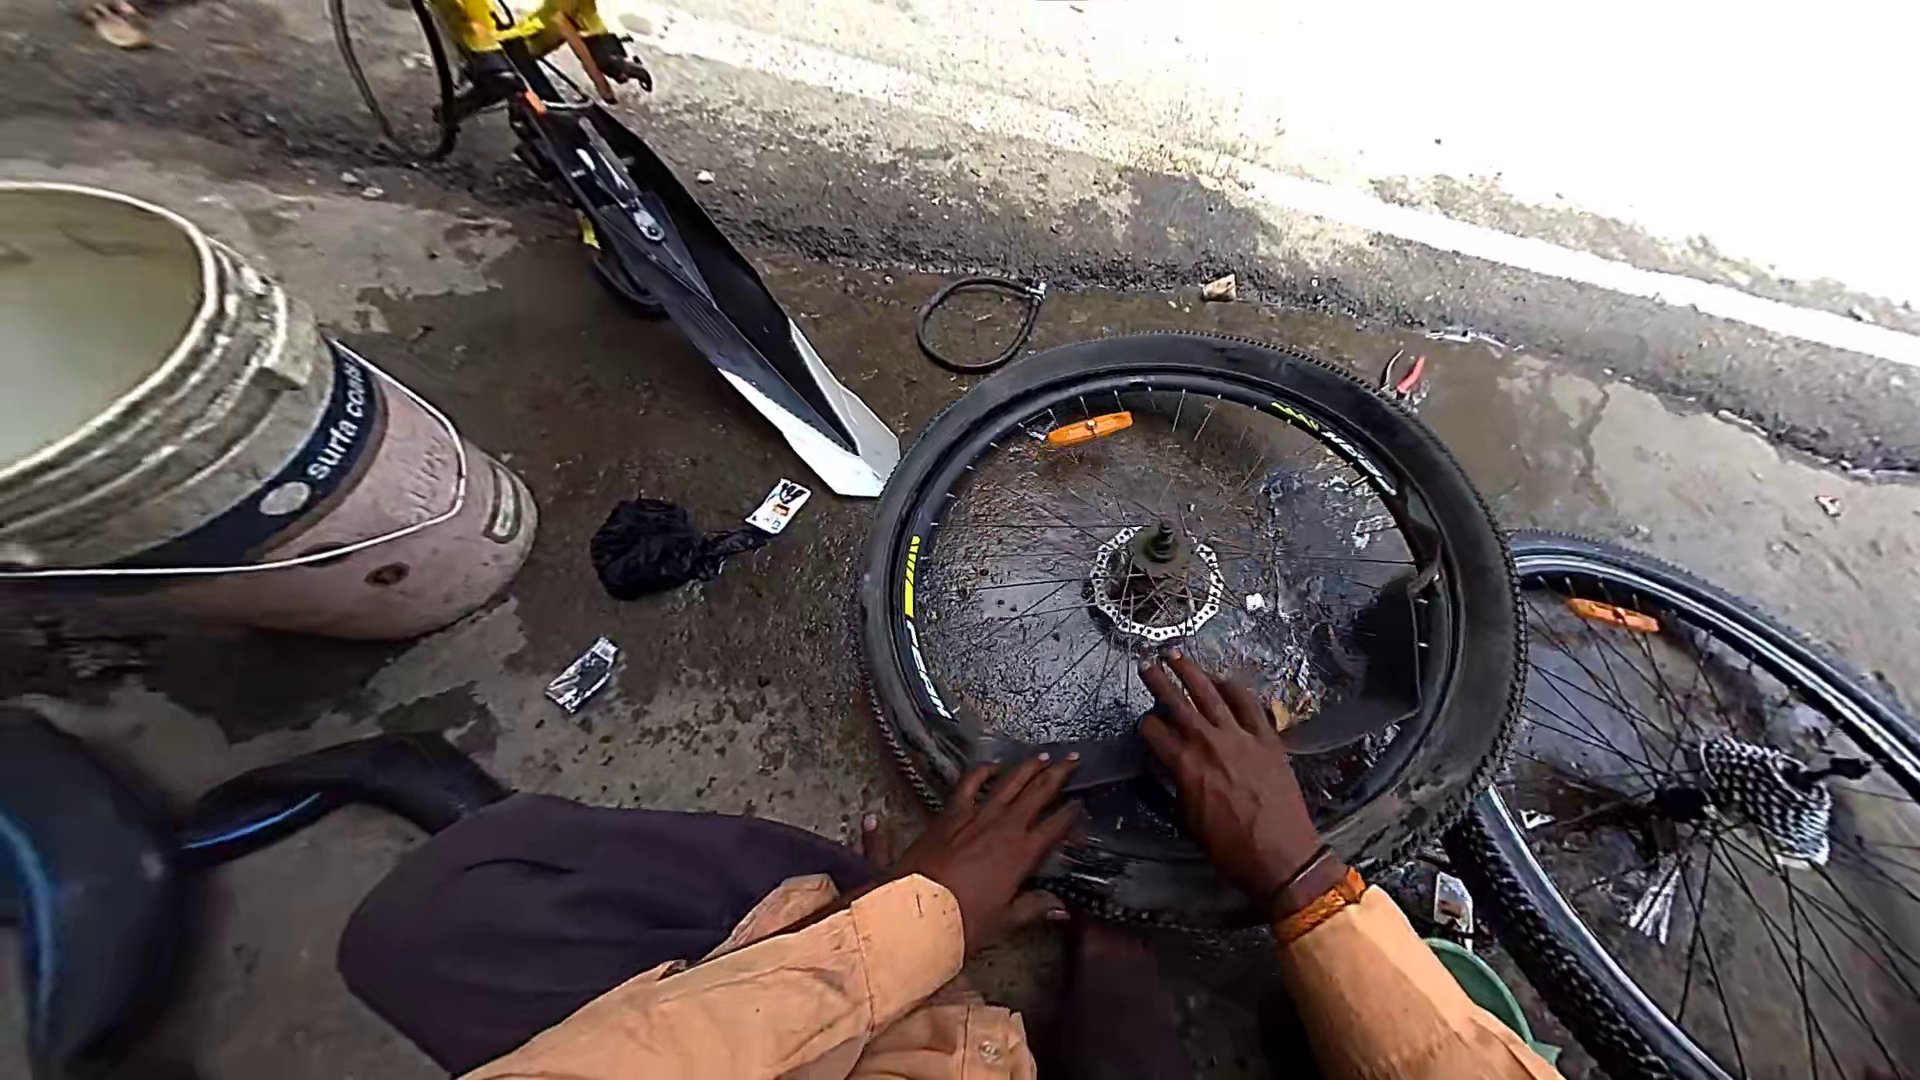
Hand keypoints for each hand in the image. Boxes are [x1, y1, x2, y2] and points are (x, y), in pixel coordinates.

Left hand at [888, 755, 1081, 951]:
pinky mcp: (953, 811)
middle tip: (1073, 759)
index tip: (1080, 803)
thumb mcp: (1004, 921)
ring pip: (1010, 781)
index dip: (1070, 814)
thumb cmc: (962, 921)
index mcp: (1021, 854)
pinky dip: (983, 770)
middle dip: (1058, 774)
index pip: (1054, 827)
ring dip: (1029, 766)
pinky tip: (994, 765)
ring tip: (1044, 755)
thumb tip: (1061, 908)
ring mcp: (978, 815)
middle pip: (1038, 792)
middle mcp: (1004, 827)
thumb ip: (1034, 908)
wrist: (917, 909)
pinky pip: (971, 782)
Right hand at [1137, 652, 1346, 916]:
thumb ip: (1173, 786)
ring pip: (1209, 694)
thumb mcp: (1186, 820)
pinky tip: (1223, 680)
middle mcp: (1207, 743)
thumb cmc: (1230, 847)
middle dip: (1157, 680)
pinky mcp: (1266, 739)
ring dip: (1190, 671)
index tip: (1144, 725)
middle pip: (1175, 702)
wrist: (1283, 859)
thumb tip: (1164, 768)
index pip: (1153, 731)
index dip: (1144, 725)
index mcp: (1183, 765)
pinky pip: (1249, 704)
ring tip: (1176, 656)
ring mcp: (1239, 737)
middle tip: (1147, 664)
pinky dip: (1234, 689)